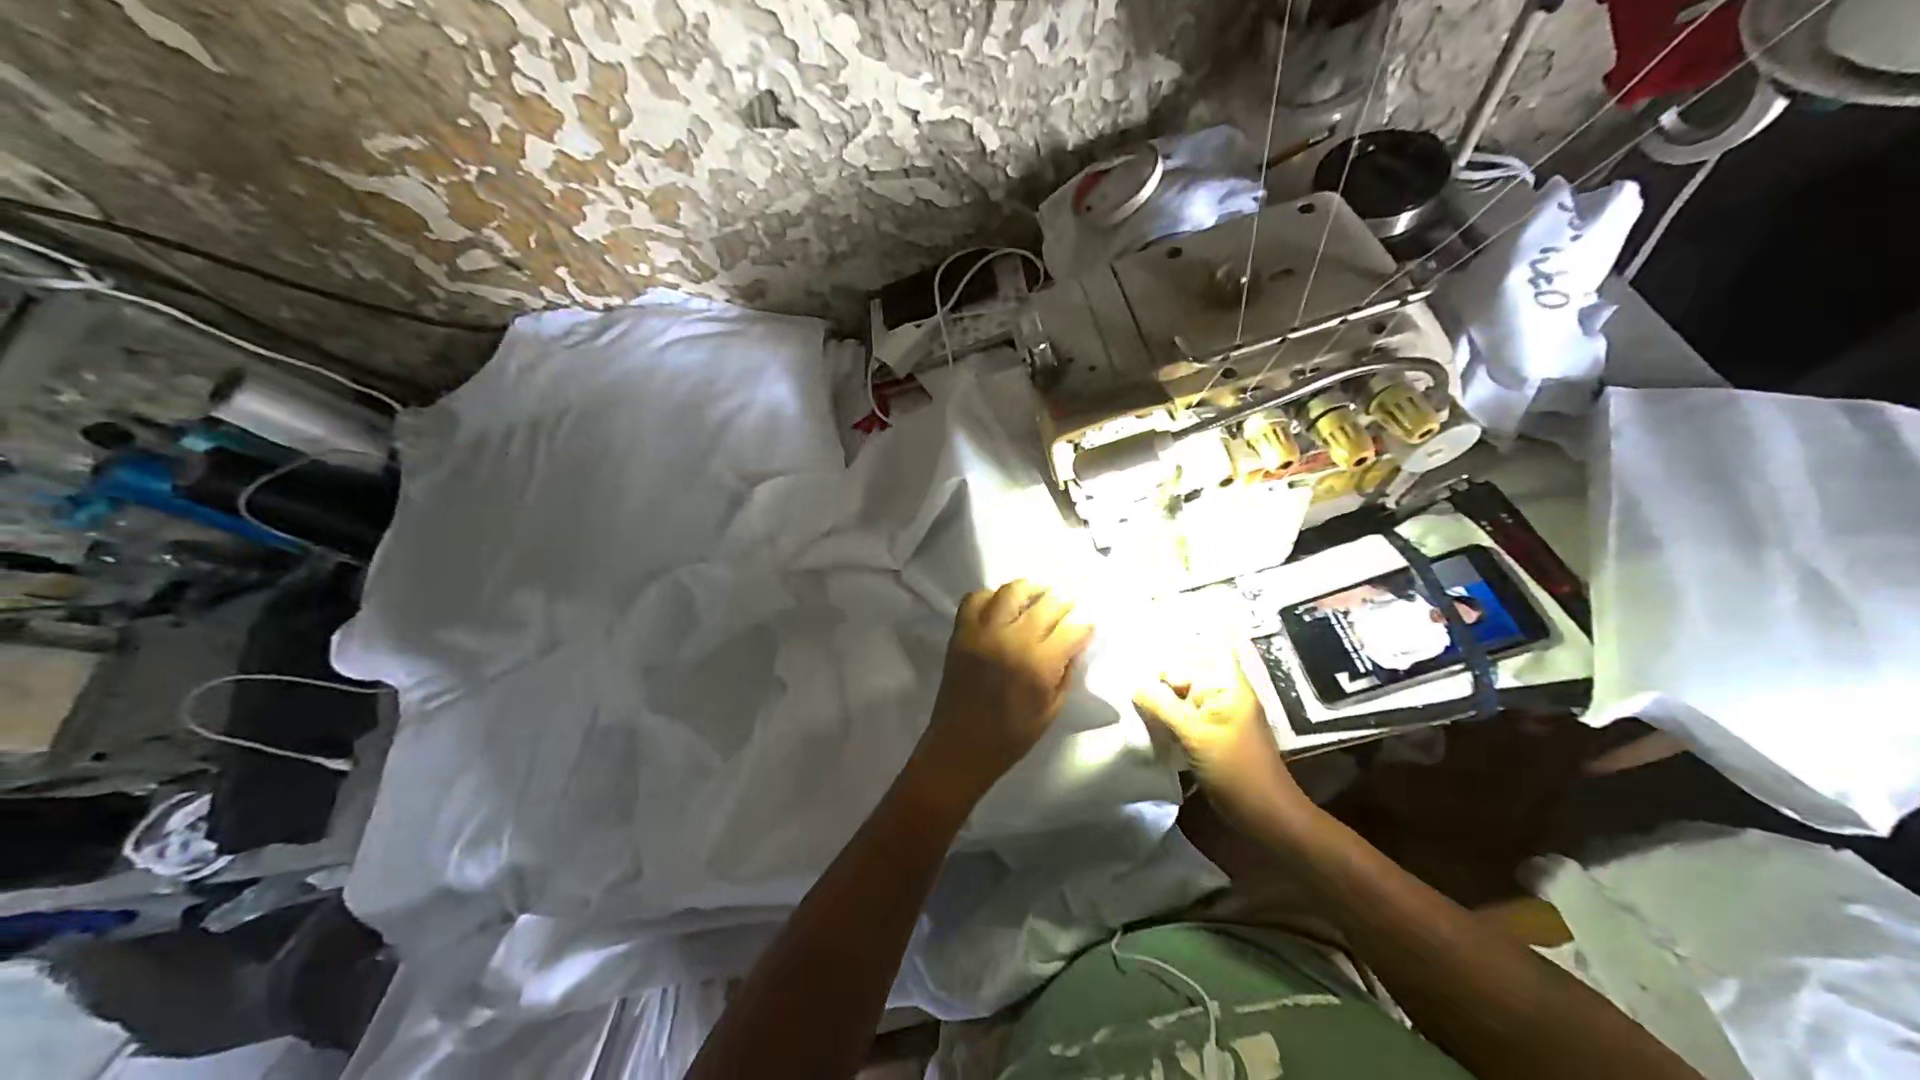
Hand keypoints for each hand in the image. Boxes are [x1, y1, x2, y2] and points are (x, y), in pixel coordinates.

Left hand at [915, 580, 1093, 801]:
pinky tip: (1001, 604)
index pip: (1072, 630)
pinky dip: (990, 596)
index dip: (1084, 626)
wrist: (962, 745)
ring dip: (1030, 589)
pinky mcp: (961, 632)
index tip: (1088, 626)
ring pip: (1011, 592)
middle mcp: (1013, 639)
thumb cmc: (1012, 735)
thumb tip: (1075, 645)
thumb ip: (1065, 672)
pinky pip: (975, 599)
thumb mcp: (1052, 709)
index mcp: (1039, 664)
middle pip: (1046, 604)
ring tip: (1038, 594)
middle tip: (1068, 605)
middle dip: (1064, 603)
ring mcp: (984, 632)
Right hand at [1132, 651, 1306, 824]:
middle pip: (1185, 679)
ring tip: (1129, 704)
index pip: (1193, 657)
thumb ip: (1163, 707)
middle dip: (1157, 683)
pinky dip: (1166, 722)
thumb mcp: (1195, 735)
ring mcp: (1217, 719)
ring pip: (1181, 702)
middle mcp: (1223, 697)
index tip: (1133, 667)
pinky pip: (1183, 721)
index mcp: (1228, 687)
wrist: (1266, 816)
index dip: (1165, 660)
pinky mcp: (1210, 739)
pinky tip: (1145, 725)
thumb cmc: (1236, 770)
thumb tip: (1135, 686)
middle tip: (1125, 686)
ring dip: (1159, 704)